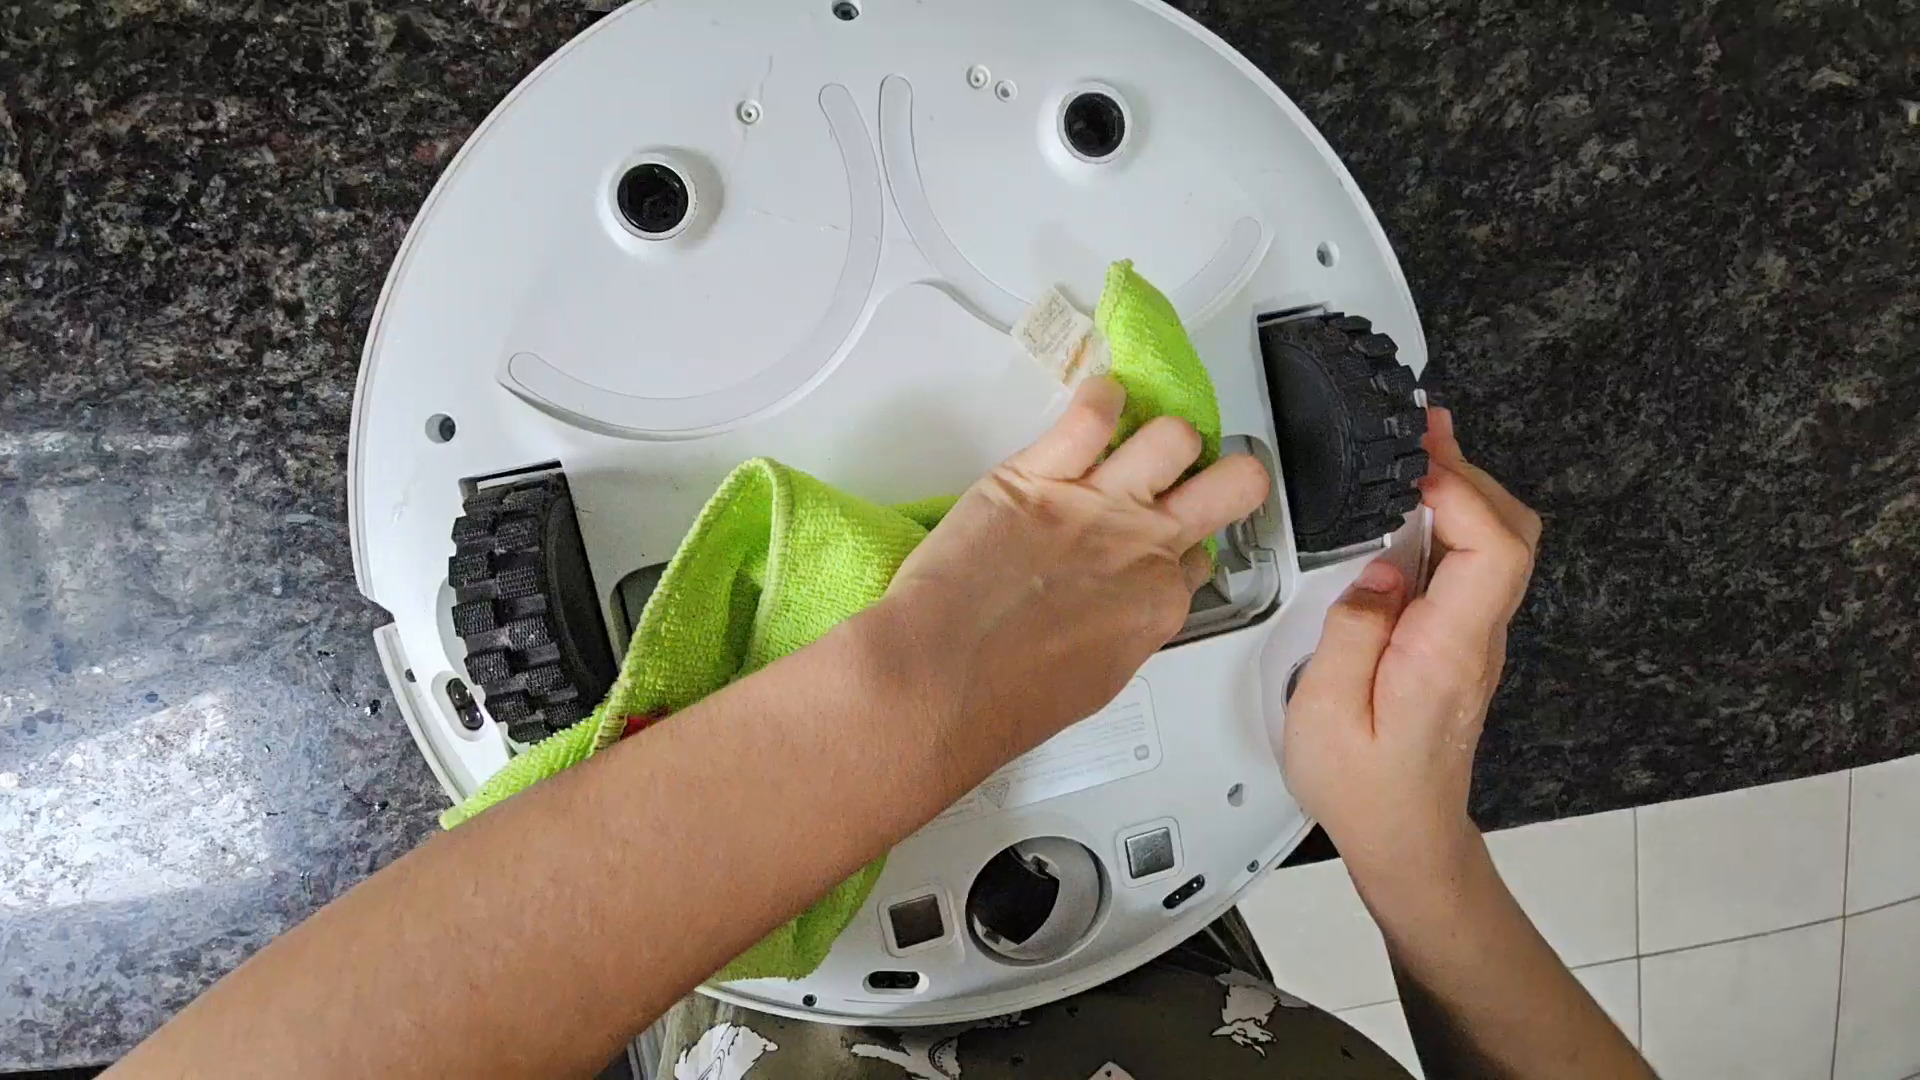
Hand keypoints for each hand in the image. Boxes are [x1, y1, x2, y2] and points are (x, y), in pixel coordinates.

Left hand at [871, 376, 1268, 770]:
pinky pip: (1091, 415)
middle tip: (1184, 476)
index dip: (1180, 546)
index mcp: (1160, 601)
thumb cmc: (1010, 697)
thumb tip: (1124, 599)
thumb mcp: (1096, 675)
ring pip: (1172, 437)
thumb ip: (1125, 626)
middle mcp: (1145, 543)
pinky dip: (1100, 400)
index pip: (1199, 554)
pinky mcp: (1037, 475)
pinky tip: (1096, 403)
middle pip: (1231, 483)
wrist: (944, 676)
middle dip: (1223, 473)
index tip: (1158, 544)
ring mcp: (1096, 503)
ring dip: (1162, 435)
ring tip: (1131, 440)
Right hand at [1282, 407, 1541, 884]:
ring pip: (1499, 546)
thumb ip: (1353, 632)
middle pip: (1512, 536)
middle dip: (1471, 472)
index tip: (1418, 456)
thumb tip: (1379, 571)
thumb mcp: (1324, 710)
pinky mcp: (1457, 644)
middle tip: (1424, 427)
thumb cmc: (1361, 785)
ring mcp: (1473, 642)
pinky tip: (1415, 506)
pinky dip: (1451, 521)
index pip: (1492, 552)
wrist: (1406, 836)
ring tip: (1418, 449)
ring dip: (1463, 490)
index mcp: (1446, 651)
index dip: (1464, 491)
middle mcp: (1475, 640)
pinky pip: (1472, 567)